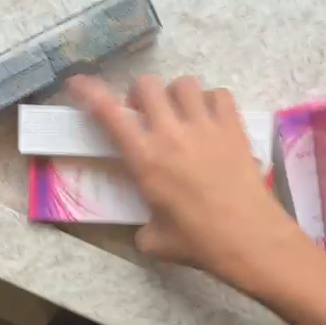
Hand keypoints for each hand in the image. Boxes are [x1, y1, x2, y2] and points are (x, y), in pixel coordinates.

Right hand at [68, 74, 311, 287]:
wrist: (248, 237)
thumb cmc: (197, 242)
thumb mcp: (154, 240)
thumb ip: (143, 227)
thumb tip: (146, 228)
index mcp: (144, 159)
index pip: (108, 113)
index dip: (89, 92)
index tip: (77, 83)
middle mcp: (170, 133)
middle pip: (146, 85)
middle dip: (138, 95)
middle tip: (143, 114)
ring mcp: (204, 126)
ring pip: (183, 82)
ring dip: (174, 94)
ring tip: (179, 114)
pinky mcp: (233, 127)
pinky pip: (218, 94)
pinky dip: (210, 100)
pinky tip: (210, 119)